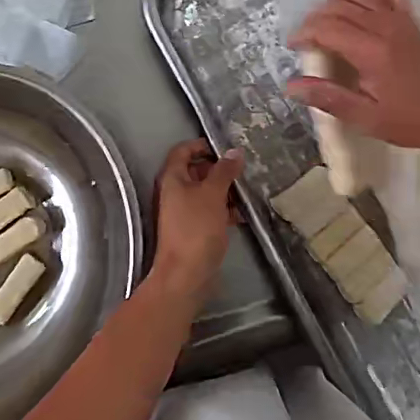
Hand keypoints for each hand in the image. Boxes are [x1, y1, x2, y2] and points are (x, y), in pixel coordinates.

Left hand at [148, 139, 242, 301]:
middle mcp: (174, 192)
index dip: (202, 145)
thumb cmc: (196, 228)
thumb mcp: (213, 194)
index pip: (183, 150)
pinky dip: (224, 209)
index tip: (224, 147)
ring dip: (225, 190)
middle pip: (196, 171)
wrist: (186, 275)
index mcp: (172, 178)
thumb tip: (234, 152)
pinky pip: (210, 211)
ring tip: (247, 191)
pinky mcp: (194, 230)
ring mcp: (183, 212)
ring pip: (205, 192)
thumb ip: (224, 171)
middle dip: (219, 169)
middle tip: (241, 169)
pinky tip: (243, 214)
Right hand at [285, 0, 419, 150]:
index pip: (327, 28)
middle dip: (315, 18)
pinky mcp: (411, 20)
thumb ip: (328, 98)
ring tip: (322, 21)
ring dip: (335, 2)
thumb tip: (291, 86)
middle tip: (305, 37)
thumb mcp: (365, 118)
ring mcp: (400, 20)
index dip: (304, 32)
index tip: (293, 45)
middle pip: (339, 7)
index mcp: (371, 52)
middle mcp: (385, 28)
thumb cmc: (409, 121)